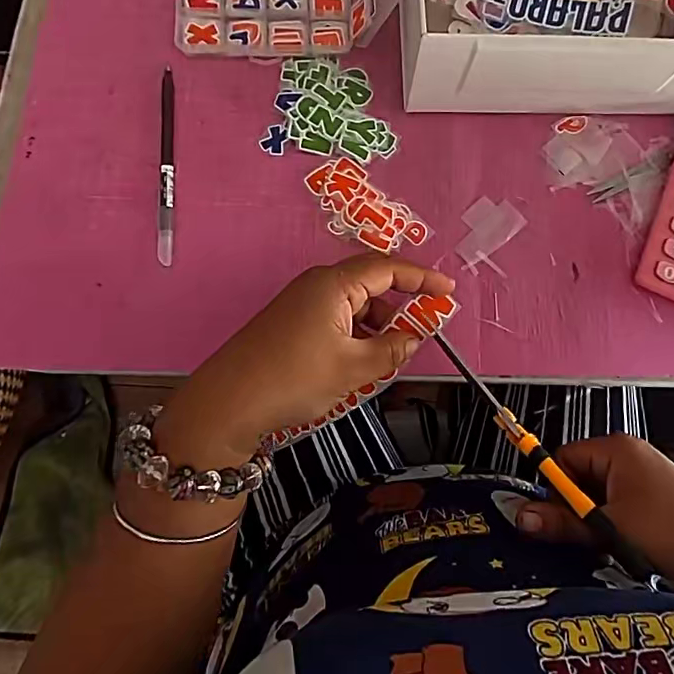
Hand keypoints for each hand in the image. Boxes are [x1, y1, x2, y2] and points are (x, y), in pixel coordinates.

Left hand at [162, 255, 455, 462]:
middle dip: (399, 306)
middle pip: (371, 284)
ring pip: (354, 305)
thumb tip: (413, 338)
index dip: (422, 277)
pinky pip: (336, 318)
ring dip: (376, 326)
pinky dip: (355, 335)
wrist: (226, 405)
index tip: (447, 289)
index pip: (388, 268)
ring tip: (383, 359)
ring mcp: (301, 302)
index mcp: (334, 284)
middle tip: (419, 331)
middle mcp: (317, 284)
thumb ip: (392, 349)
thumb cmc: (292, 379)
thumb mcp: (353, 368)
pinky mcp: (291, 322)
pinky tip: (356, 363)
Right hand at [511, 435, 673, 641]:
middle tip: (580, 539)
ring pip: (598, 503)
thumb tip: (524, 517)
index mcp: (617, 449)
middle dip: (575, 512)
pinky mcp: (656, 507)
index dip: (551, 489)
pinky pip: (618, 515)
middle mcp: (630, 459)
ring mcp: (645, 483)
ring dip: (595, 527)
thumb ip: (564, 522)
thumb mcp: (612, 528)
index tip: (545, 519)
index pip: (562, 458)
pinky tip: (624, 553)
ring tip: (608, 548)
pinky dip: (614, 534)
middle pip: (578, 481)